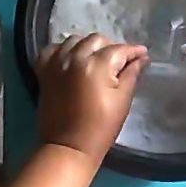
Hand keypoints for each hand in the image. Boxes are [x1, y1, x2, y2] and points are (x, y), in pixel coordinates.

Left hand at [36, 34, 147, 156]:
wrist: (69, 146)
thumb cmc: (101, 127)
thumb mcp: (122, 101)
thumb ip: (132, 75)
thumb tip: (142, 59)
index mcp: (96, 65)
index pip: (119, 49)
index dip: (133, 51)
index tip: (142, 53)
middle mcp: (74, 58)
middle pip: (96, 40)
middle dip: (111, 47)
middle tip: (118, 61)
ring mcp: (56, 63)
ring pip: (74, 40)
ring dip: (87, 46)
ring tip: (94, 59)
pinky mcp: (43, 71)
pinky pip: (51, 49)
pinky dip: (62, 50)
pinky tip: (70, 59)